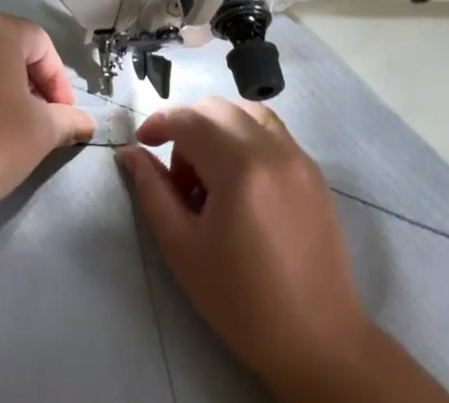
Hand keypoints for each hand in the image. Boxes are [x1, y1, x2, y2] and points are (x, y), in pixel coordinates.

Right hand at [116, 97, 377, 394]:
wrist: (317, 339)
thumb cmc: (240, 299)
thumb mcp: (182, 247)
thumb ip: (153, 191)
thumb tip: (131, 153)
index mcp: (239, 166)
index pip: (189, 119)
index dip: (158, 124)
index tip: (142, 146)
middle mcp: (273, 149)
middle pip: (218, 108)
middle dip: (189, 129)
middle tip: (179, 179)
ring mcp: (299, 158)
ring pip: (249, 113)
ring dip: (220, 129)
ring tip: (211, 179)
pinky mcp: (314, 173)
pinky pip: (273, 134)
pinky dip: (247, 140)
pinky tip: (241, 187)